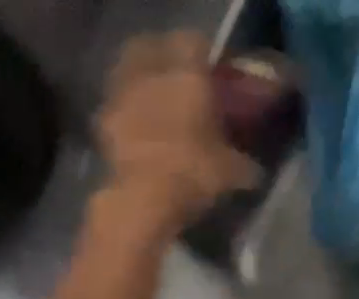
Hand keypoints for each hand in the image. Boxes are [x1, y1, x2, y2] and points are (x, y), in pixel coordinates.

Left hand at [95, 32, 260, 231]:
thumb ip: (245, 161)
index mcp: (186, 74)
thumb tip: (255, 169)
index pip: (194, 42)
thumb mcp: (234, 171)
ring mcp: (122, 92)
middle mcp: (150, 72)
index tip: (217, 70)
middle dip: (167, 58)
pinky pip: (119, 102)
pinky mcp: (103, 118)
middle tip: (183, 79)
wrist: (145, 198)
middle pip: (153, 46)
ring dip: (145, 81)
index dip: (207, 54)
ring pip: (131, 70)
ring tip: (161, 104)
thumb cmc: (196, 173)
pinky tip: (142, 129)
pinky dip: (130, 109)